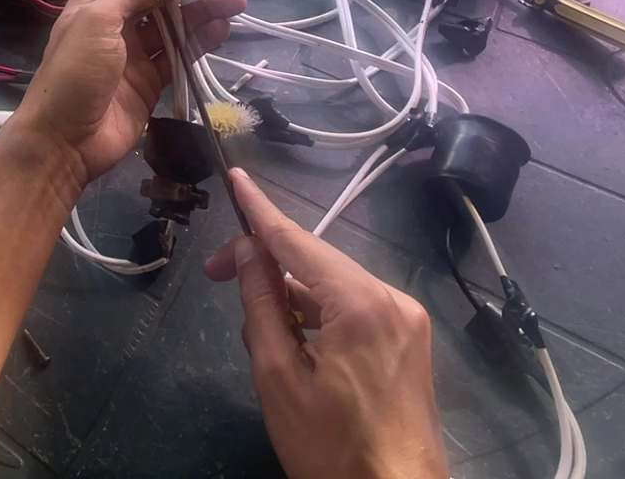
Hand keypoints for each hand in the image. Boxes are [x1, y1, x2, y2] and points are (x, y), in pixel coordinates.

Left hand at [10, 0, 245, 186]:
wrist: (66, 139)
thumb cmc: (75, 72)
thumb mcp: (97, 22)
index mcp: (95, 5)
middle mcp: (116, 26)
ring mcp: (135, 55)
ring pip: (173, 27)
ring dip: (201, 14)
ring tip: (235, 3)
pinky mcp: (151, 82)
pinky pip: (178, 57)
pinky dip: (199, 43)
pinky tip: (221, 30)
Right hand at [204, 169, 446, 478]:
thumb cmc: (331, 448)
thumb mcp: (278, 375)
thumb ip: (260, 302)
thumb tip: (248, 250)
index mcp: (361, 304)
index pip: (296, 241)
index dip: (259, 209)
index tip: (235, 176)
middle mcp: (392, 300)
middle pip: (313, 261)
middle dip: (264, 261)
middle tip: (215, 274)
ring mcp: (406, 321)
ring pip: (330, 285)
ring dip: (289, 292)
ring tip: (255, 326)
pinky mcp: (408, 341)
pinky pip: (351, 306)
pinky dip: (316, 311)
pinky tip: (291, 337)